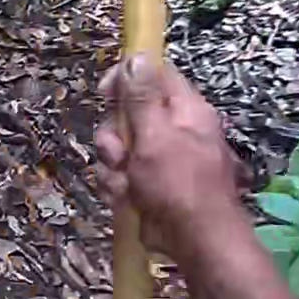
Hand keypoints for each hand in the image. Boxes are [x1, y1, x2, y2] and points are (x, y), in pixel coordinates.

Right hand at [95, 53, 246, 256]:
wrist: (194, 243)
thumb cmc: (179, 186)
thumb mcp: (156, 136)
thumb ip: (141, 98)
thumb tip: (137, 56)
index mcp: (185, 111)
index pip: (153, 75)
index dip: (126, 78)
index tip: (105, 92)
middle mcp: (172, 130)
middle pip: (125, 114)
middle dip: (114, 137)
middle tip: (122, 154)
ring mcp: (158, 157)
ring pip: (116, 147)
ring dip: (113, 167)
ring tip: (128, 185)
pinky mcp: (145, 181)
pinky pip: (117, 172)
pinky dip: (117, 186)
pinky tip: (127, 199)